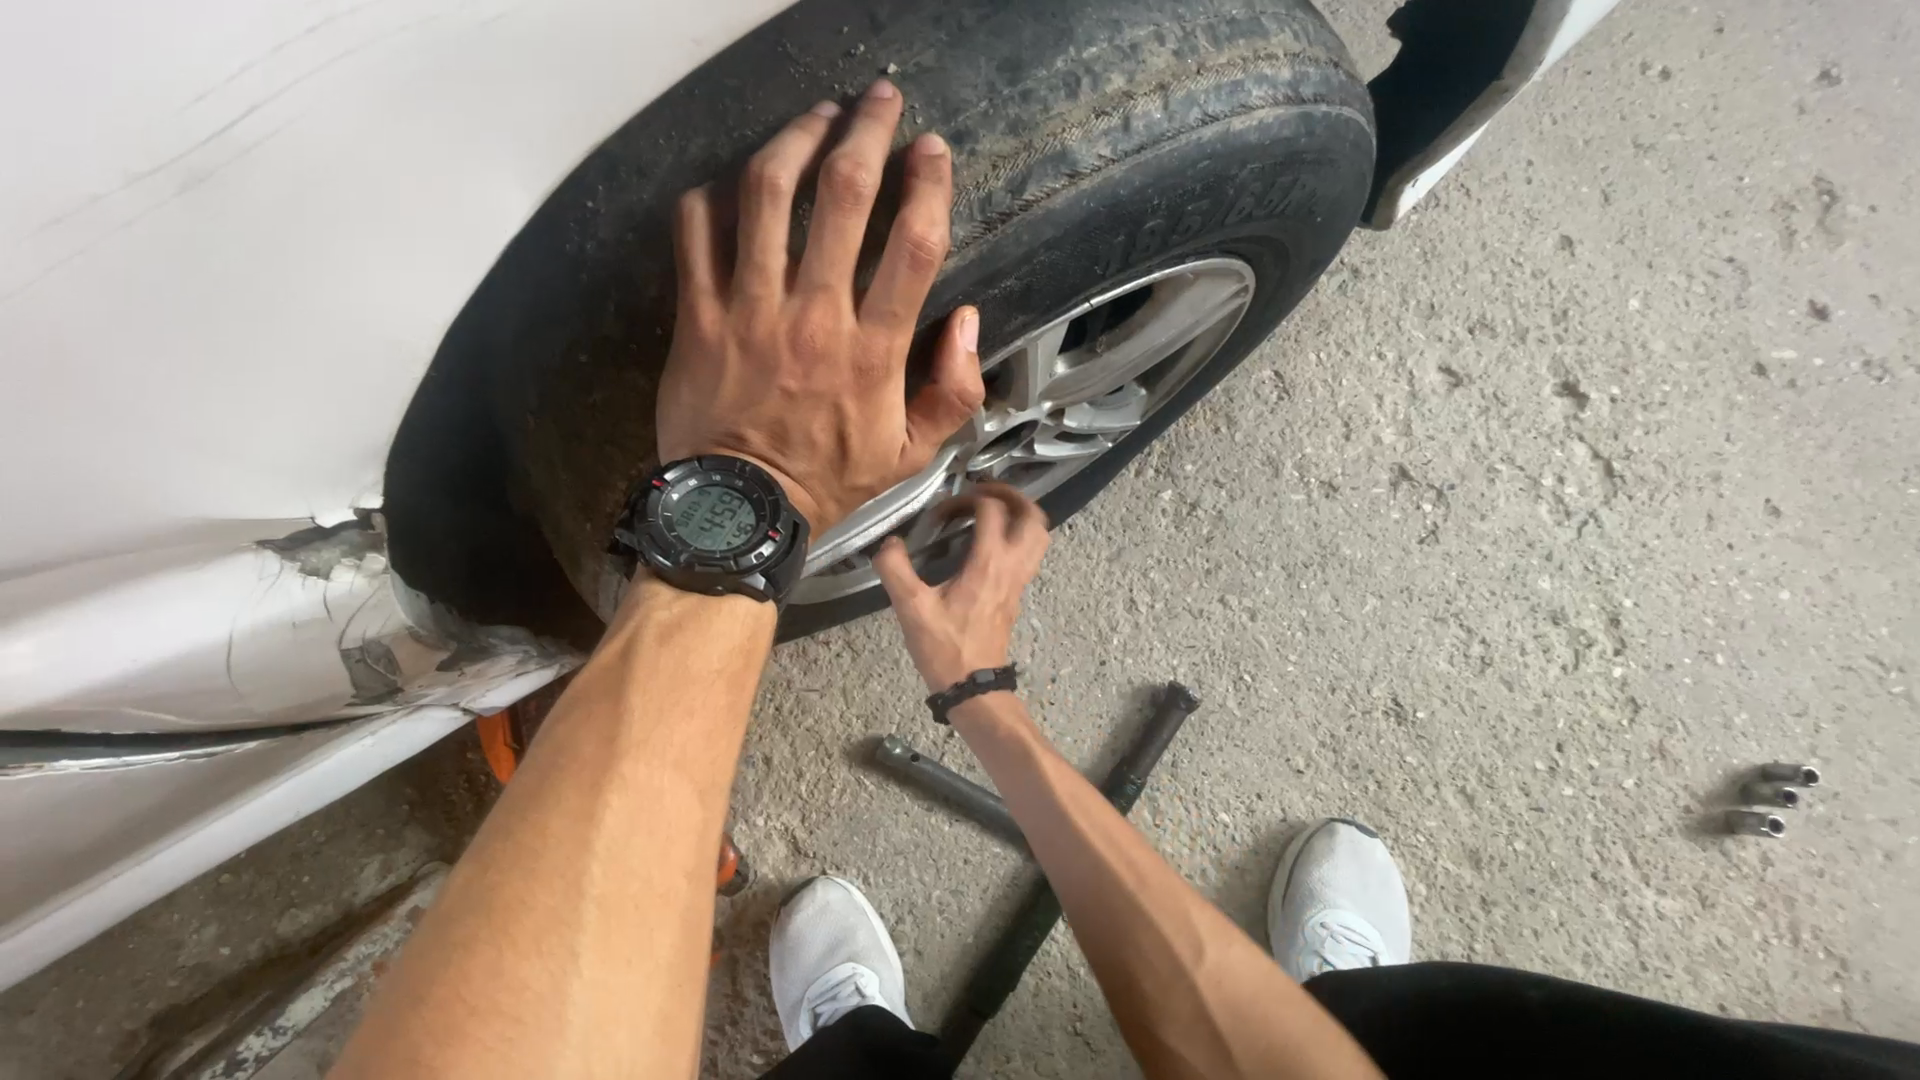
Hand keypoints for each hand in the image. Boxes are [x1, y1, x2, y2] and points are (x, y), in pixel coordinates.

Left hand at [655, 80, 985, 531]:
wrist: (741, 508)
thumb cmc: (829, 479)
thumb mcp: (912, 455)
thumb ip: (953, 392)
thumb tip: (968, 321)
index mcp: (873, 351)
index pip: (912, 245)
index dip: (929, 185)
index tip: (933, 150)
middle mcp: (813, 317)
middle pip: (845, 198)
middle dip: (868, 133)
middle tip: (879, 100)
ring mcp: (748, 312)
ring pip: (768, 196)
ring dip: (795, 140)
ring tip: (815, 117)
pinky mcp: (696, 318)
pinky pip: (696, 233)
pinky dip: (712, 195)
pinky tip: (733, 182)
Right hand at [872, 484, 1049, 690]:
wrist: (974, 688)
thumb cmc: (945, 648)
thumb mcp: (911, 609)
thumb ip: (895, 569)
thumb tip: (888, 543)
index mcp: (988, 563)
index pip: (991, 510)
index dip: (966, 499)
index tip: (941, 512)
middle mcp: (1012, 567)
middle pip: (1033, 516)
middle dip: (1010, 496)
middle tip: (982, 493)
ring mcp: (1020, 581)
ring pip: (1039, 535)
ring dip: (1021, 515)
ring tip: (992, 512)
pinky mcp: (1017, 594)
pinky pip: (1031, 553)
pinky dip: (1019, 537)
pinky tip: (991, 543)